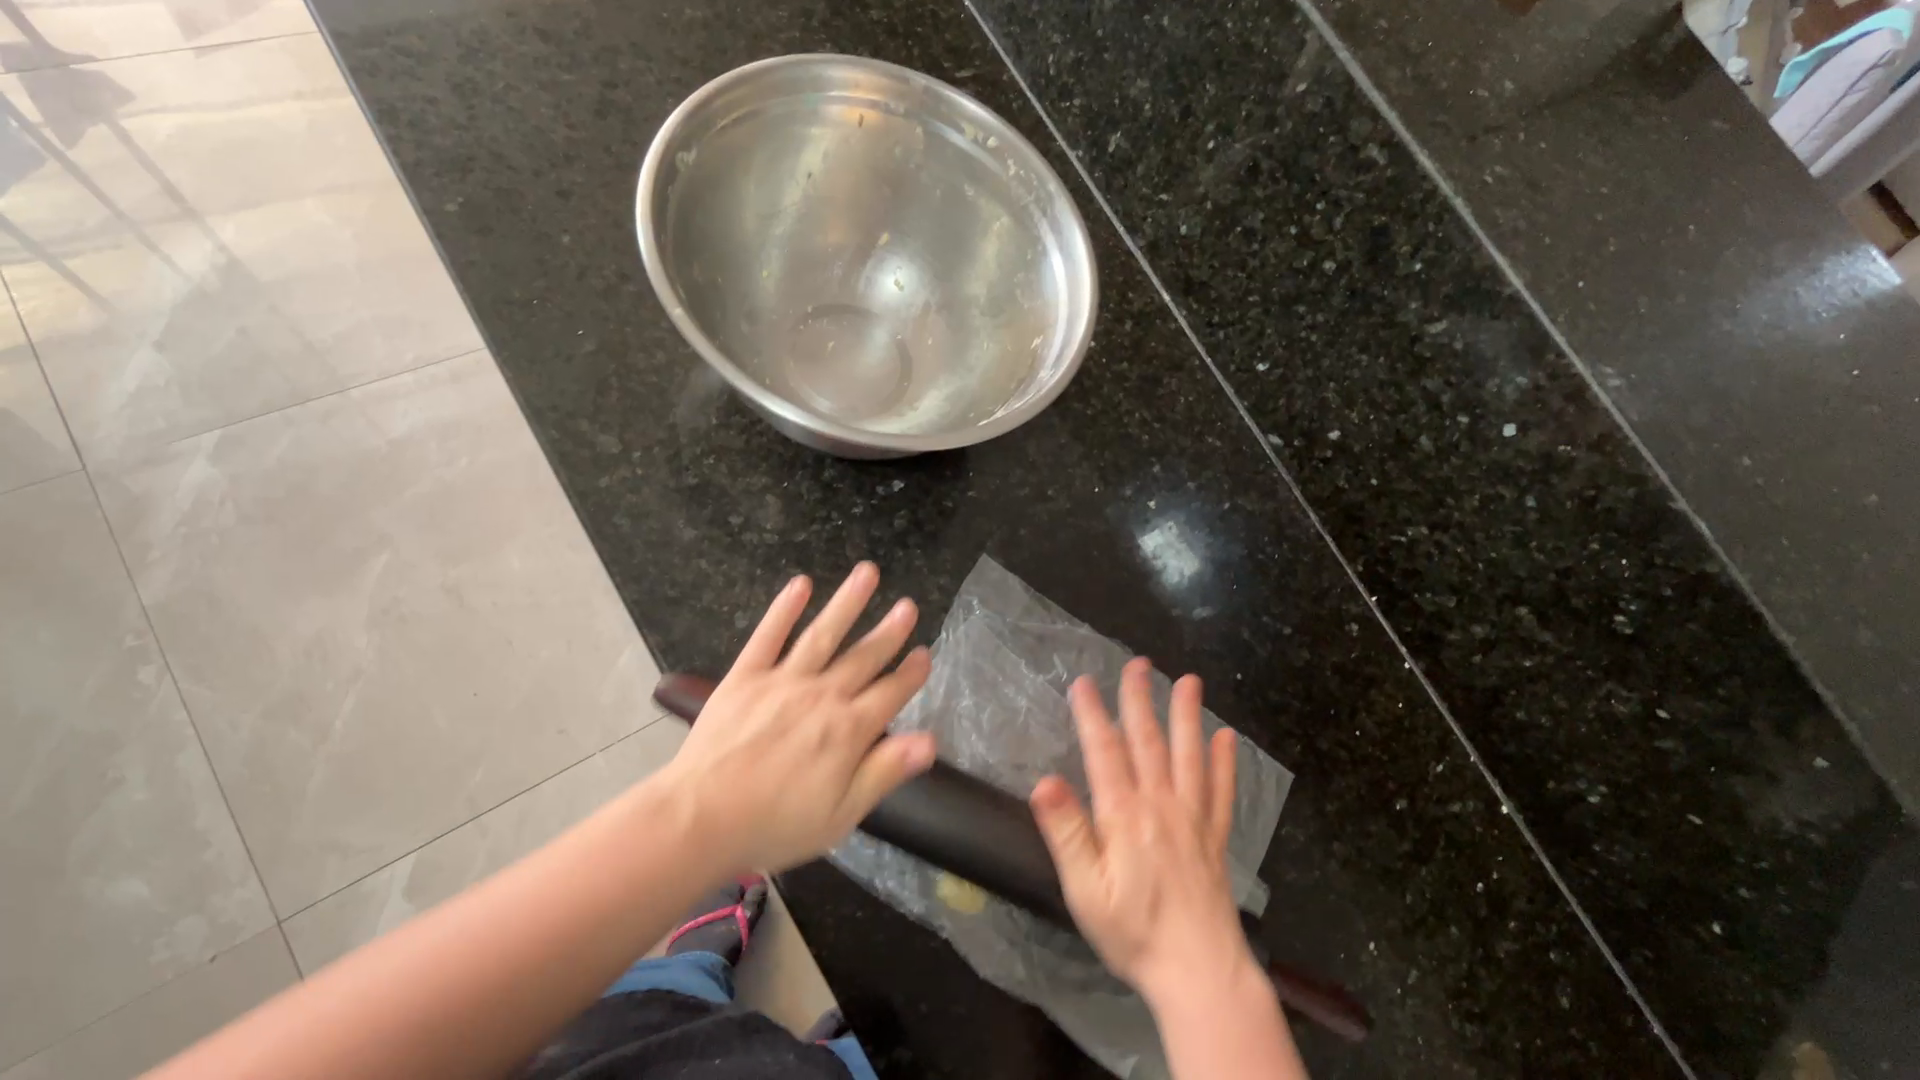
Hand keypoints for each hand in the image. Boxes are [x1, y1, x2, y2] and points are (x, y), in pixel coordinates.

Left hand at [661, 563, 935, 873]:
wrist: (701, 818)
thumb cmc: (775, 825)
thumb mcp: (842, 813)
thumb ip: (885, 771)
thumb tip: (930, 741)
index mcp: (848, 731)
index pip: (890, 694)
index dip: (910, 674)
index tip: (925, 653)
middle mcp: (822, 696)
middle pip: (863, 658)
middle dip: (889, 632)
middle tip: (908, 605)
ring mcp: (783, 681)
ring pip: (823, 634)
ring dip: (847, 603)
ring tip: (867, 573)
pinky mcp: (745, 677)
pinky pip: (768, 636)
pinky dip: (785, 608)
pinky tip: (800, 583)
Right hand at [1030, 658, 1256, 1006]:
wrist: (1199, 971)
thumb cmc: (1132, 934)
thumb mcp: (1084, 890)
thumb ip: (1066, 833)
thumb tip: (1044, 780)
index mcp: (1124, 816)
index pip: (1105, 753)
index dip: (1093, 715)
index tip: (1084, 682)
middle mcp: (1161, 806)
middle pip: (1149, 742)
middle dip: (1140, 700)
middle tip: (1138, 663)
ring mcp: (1193, 819)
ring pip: (1189, 756)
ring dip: (1187, 716)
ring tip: (1188, 681)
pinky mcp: (1215, 838)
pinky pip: (1222, 791)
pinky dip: (1225, 762)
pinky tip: (1227, 738)